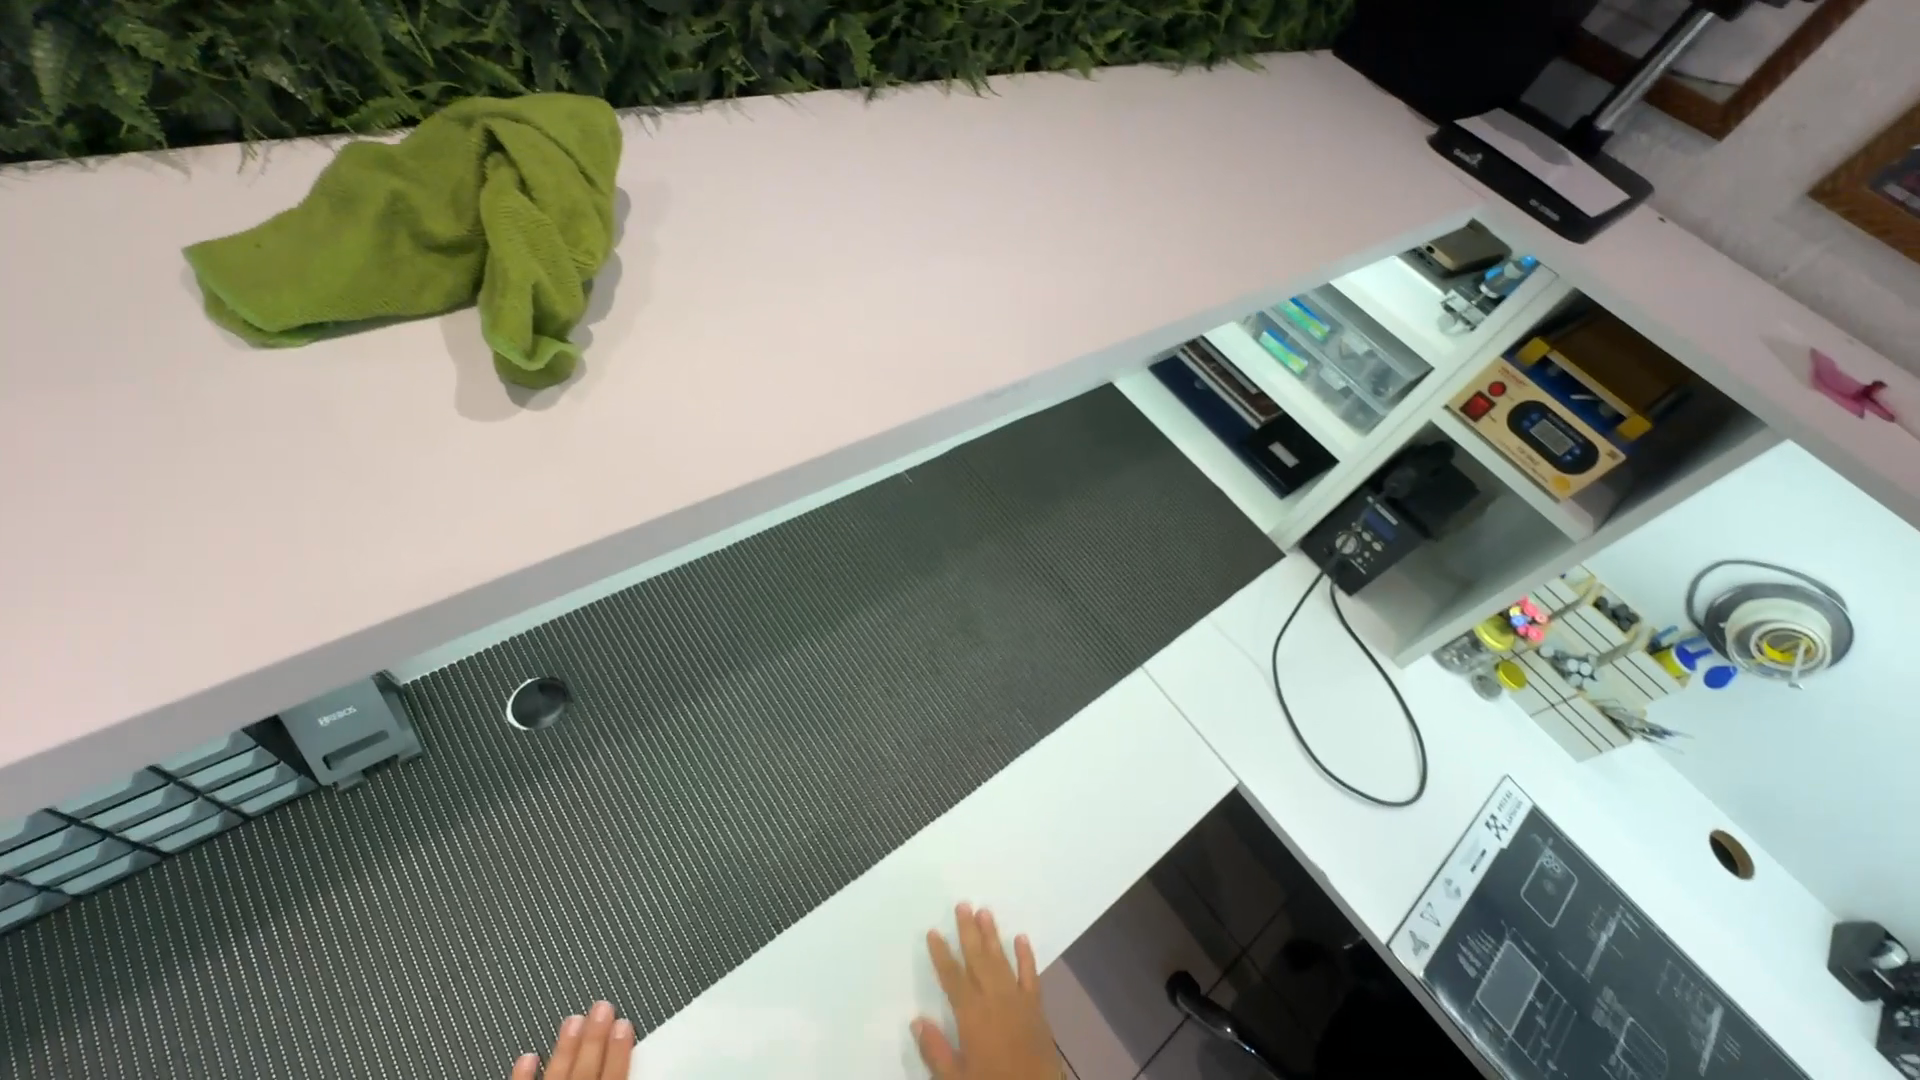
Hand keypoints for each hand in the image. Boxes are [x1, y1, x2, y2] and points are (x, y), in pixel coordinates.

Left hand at [512, 1000, 634, 1079]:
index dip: (620, 1050)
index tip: (624, 1023)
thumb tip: (643, 1068)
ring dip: (565, 1048)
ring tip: (573, 1019)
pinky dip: (523, 1075)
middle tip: (602, 1006)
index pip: (614, 1076)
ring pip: (557, 1076)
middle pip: (585, 1071)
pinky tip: (527, 1056)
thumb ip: (623, 1078)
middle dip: (594, 1037)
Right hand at [913, 903, 1061, 1079]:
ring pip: (1002, 961)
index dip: (942, 954)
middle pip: (978, 960)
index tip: (933, 932)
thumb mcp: (956, 1079)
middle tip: (962, 905)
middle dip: (968, 932)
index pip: (953, 978)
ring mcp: (1018, 1002)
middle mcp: (995, 1001)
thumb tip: (918, 1020)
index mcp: (972, 1016)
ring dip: (993, 936)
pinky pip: (1031, 976)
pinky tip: (1021, 938)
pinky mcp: (1037, 1009)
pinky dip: (1026, 957)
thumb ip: (936, 1050)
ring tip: (985, 912)